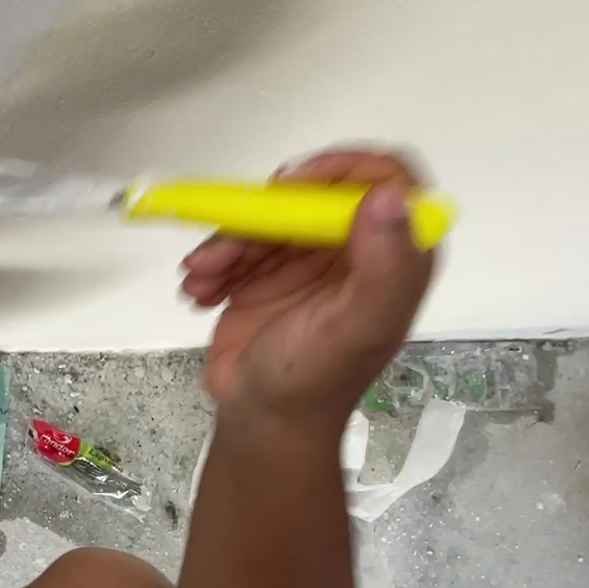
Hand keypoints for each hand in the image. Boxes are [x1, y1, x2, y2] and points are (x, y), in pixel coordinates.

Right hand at [179, 148, 437, 427]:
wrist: (261, 418)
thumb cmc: (314, 377)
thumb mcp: (357, 324)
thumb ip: (384, 264)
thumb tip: (387, 198)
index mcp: (389, 253)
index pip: (382, 180)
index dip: (338, 170)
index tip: (287, 185)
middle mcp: (348, 250)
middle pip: (302, 202)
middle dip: (254, 221)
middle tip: (221, 249)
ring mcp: (301, 264)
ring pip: (260, 225)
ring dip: (221, 248)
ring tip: (199, 281)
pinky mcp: (260, 279)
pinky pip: (231, 251)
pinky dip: (208, 268)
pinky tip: (198, 294)